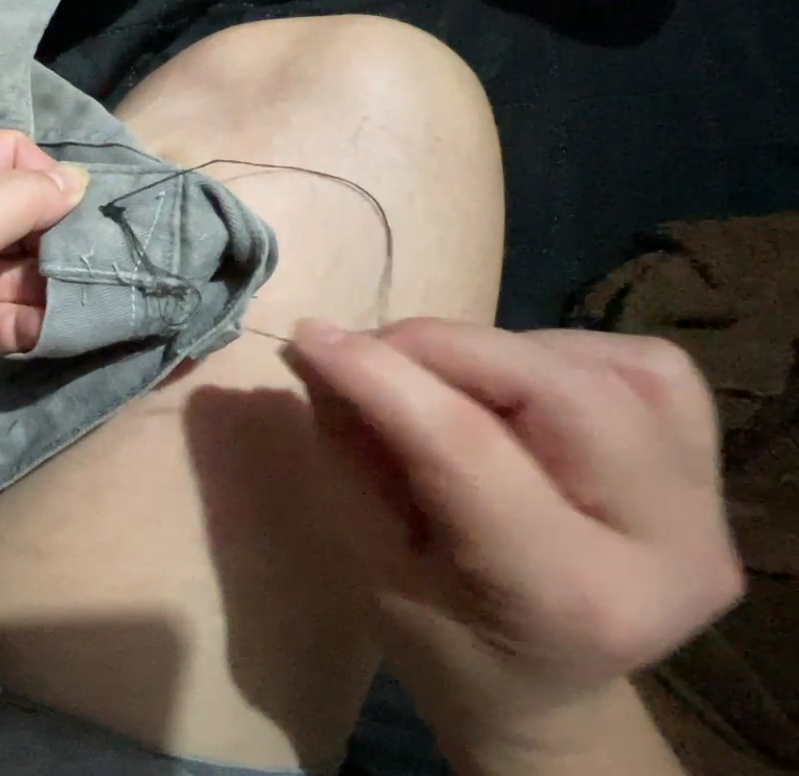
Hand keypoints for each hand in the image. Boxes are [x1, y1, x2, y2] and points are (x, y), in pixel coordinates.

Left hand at [0, 130, 86, 476]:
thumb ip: (13, 200)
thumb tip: (76, 178)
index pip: (2, 154)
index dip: (44, 174)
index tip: (80, 209)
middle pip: (18, 212)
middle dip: (58, 234)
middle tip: (101, 262)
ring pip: (19, 268)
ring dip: (54, 283)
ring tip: (93, 299)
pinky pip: (7, 314)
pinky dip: (34, 321)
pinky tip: (61, 329)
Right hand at [282, 319, 743, 761]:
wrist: (537, 684)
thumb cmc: (436, 639)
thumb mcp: (369, 562)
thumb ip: (350, 454)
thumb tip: (321, 355)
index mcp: (566, 595)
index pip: (467, 449)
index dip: (379, 377)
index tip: (306, 337)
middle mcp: (669, 548)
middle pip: (563, 391)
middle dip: (442, 347)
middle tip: (363, 349)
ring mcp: (710, 509)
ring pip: (608, 368)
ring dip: (496, 350)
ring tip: (433, 375)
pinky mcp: (713, 473)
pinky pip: (646, 369)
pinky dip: (556, 353)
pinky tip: (505, 384)